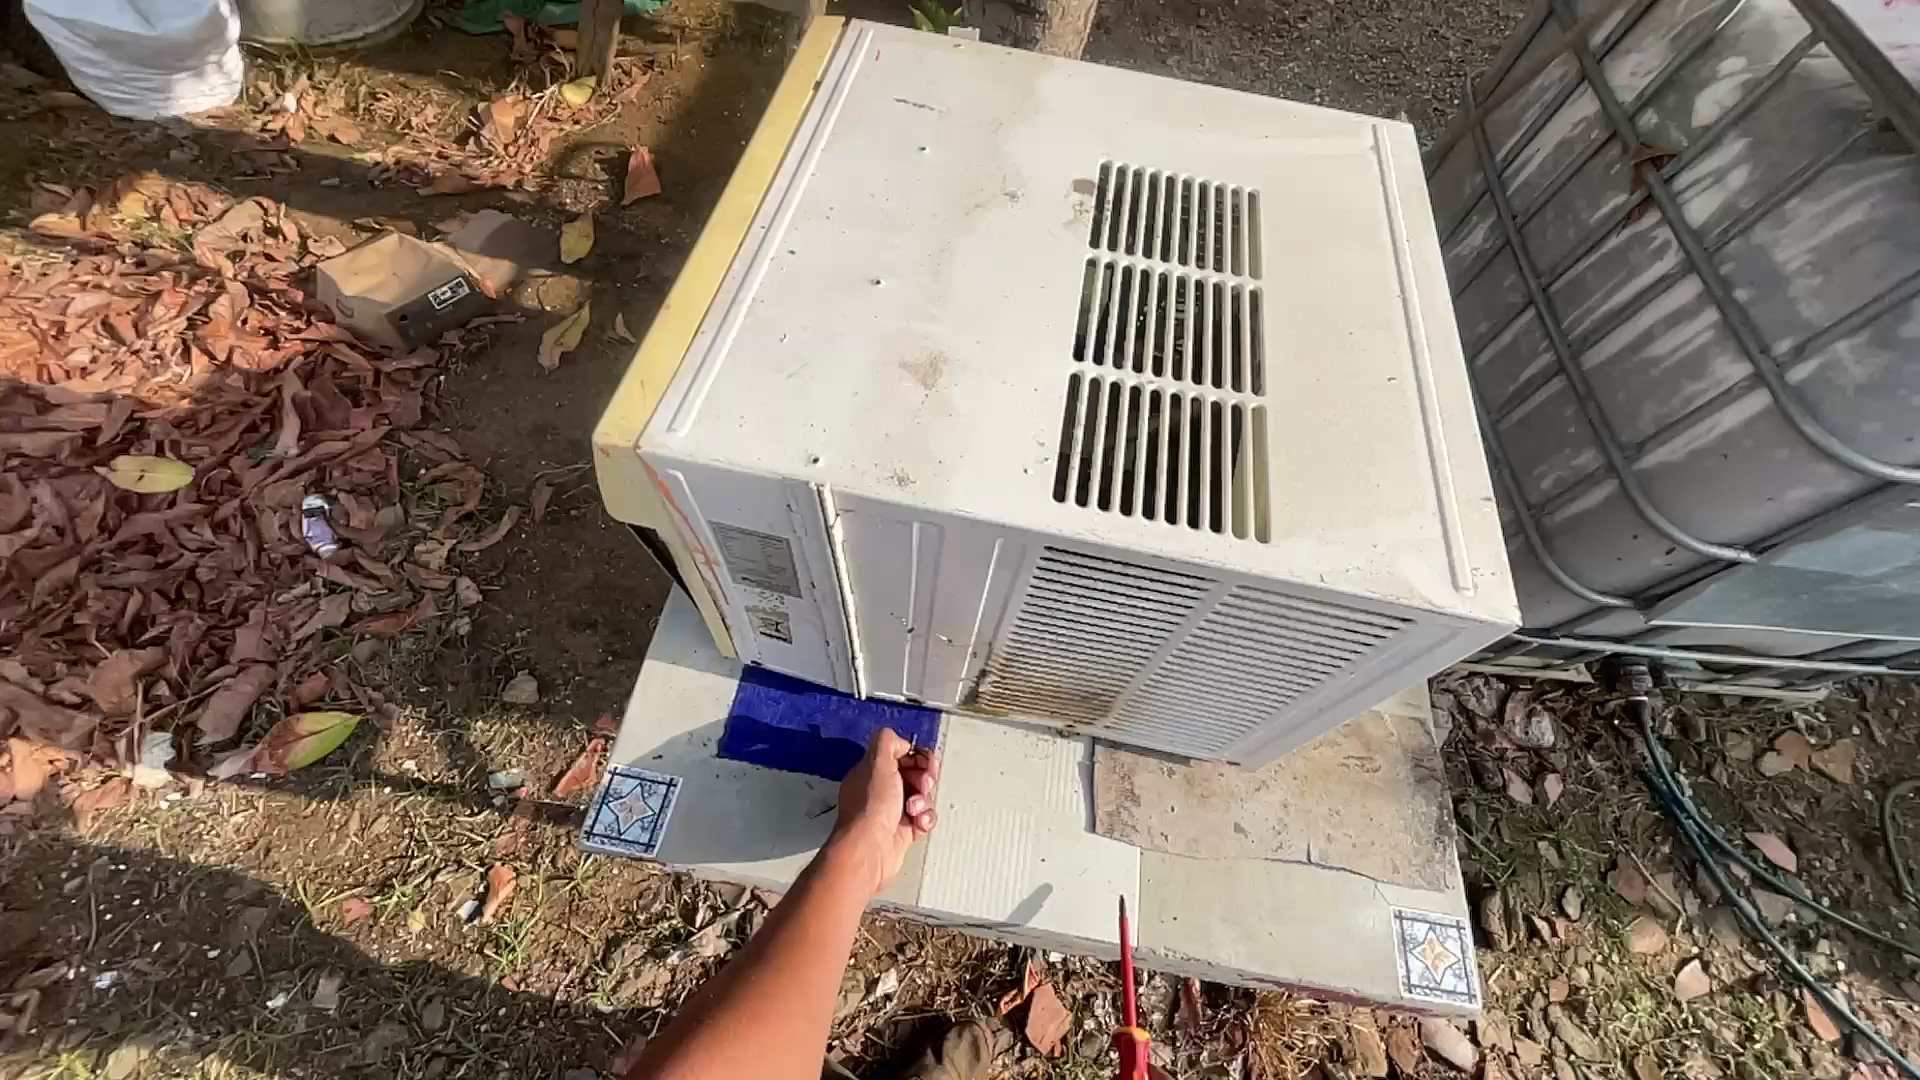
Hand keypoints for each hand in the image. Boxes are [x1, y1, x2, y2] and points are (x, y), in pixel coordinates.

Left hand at [826, 728, 938, 895]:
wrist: (870, 849)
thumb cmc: (874, 803)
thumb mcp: (878, 761)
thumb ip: (888, 741)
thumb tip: (902, 743)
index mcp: (871, 771)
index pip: (900, 755)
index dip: (917, 756)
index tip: (925, 762)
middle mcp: (879, 790)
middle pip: (914, 774)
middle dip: (924, 777)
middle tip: (924, 784)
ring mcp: (892, 811)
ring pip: (922, 796)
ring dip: (925, 800)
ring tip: (915, 808)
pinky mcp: (904, 831)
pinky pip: (923, 818)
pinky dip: (925, 819)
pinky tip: (919, 823)